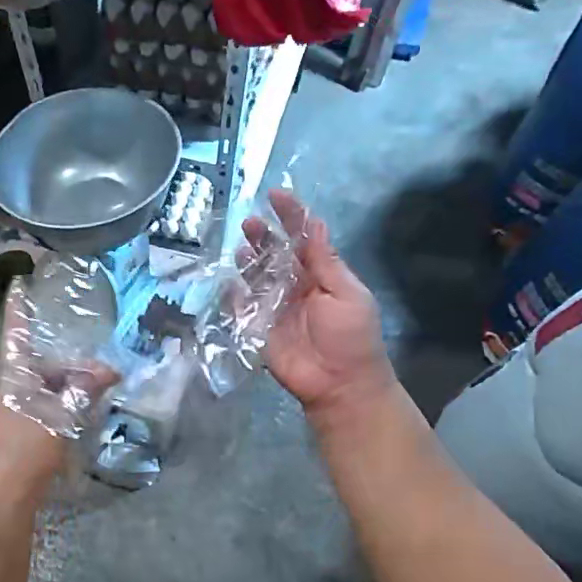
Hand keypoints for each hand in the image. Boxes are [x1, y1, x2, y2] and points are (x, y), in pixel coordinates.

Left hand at [0, 277, 119, 444]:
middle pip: (38, 356)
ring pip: (46, 379)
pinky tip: (90, 399)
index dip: (21, 305)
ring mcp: (15, 405)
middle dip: (65, 349)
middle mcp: (10, 383)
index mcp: (11, 372)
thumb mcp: (63, 414)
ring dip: (71, 375)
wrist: (3, 495)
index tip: (26, 281)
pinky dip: (68, 394)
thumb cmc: (27, 448)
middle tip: (96, 341)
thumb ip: (86, 388)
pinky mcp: (24, 423)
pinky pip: (49, 397)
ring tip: (104, 373)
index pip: (16, 329)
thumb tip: (110, 371)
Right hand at [246, 190, 395, 420]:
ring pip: (256, 277)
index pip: (303, 239)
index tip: (276, 195)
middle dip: (262, 236)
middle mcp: (296, 287)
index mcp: (321, 275)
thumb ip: (327, 261)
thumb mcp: (347, 293)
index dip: (291, 216)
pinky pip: (242, 307)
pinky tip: (231, 282)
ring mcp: (275, 308)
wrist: (341, 385)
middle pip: (275, 255)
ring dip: (247, 261)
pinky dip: (234, 294)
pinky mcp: (259, 329)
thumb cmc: (351, 338)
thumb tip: (316, 224)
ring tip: (240, 248)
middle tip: (249, 223)